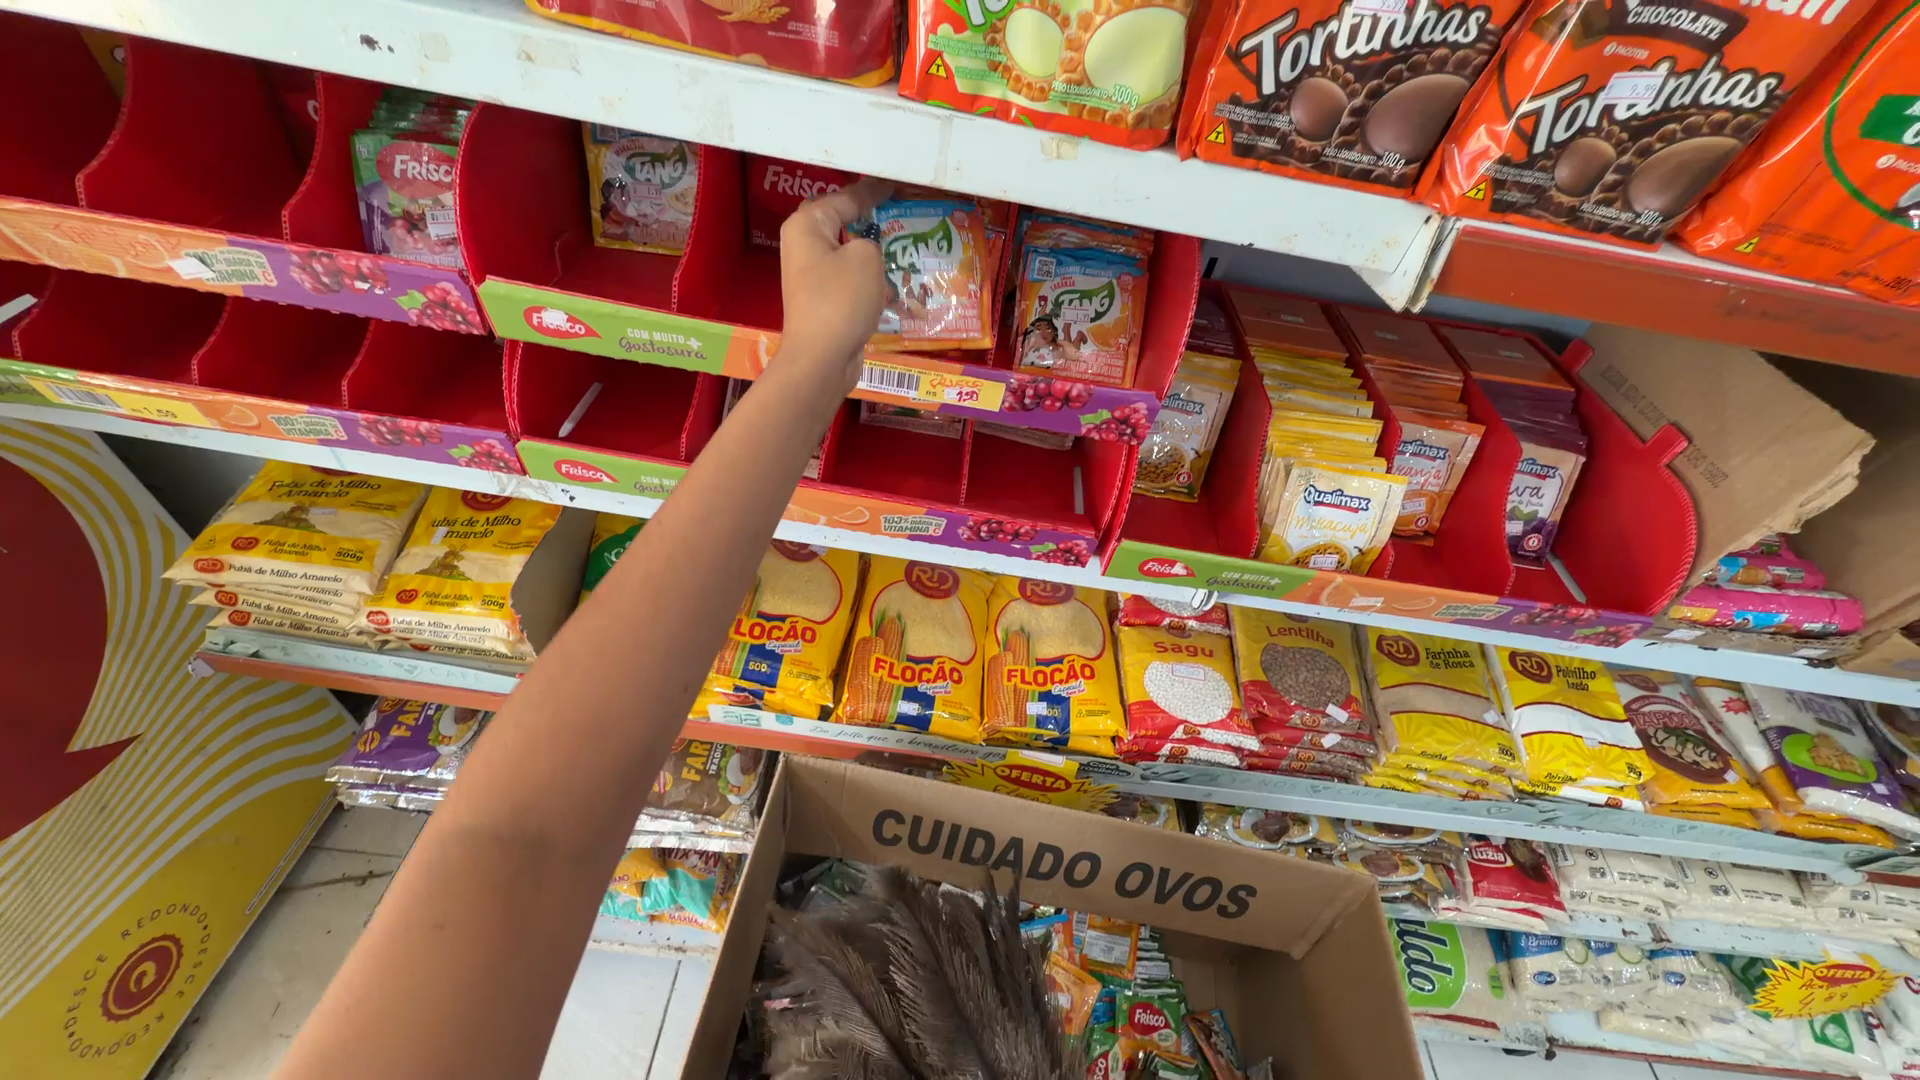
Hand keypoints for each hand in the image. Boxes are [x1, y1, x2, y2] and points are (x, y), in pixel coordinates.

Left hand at [777, 176, 892, 394]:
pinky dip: (871, 281)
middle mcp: (804, 246)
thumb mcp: (867, 257)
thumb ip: (872, 243)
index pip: (846, 198)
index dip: (872, 191)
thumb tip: (868, 255)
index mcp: (807, 225)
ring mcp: (812, 277)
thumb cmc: (841, 300)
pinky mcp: (824, 303)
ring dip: (875, 254)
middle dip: (871, 220)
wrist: (822, 358)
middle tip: (900, 213)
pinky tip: (895, 285)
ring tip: (904, 248)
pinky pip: (851, 282)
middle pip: (843, 223)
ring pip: (849, 255)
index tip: (894, 184)